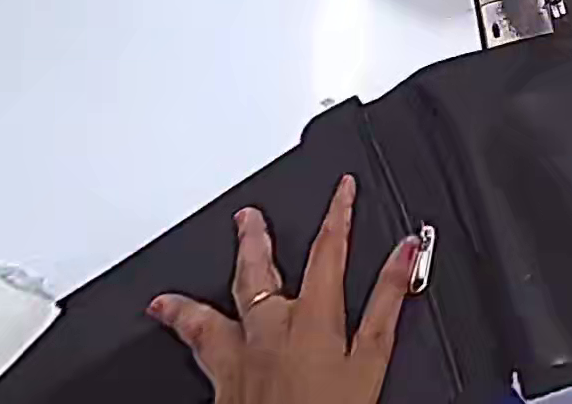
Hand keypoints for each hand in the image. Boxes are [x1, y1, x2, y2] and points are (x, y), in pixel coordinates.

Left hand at [147, 175, 417, 403]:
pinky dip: (187, 347)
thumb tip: (406, 249)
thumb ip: (390, 296)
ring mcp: (236, 367)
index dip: (338, 212)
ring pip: (210, 324)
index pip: (327, 249)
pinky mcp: (219, 395)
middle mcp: (268, 335)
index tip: (343, 188)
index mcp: (311, 317)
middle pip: (258, 276)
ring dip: (190, 305)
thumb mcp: (373, 354)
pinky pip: (197, 360)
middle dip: (254, 243)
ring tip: (165, 298)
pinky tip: (182, 349)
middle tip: (246, 218)